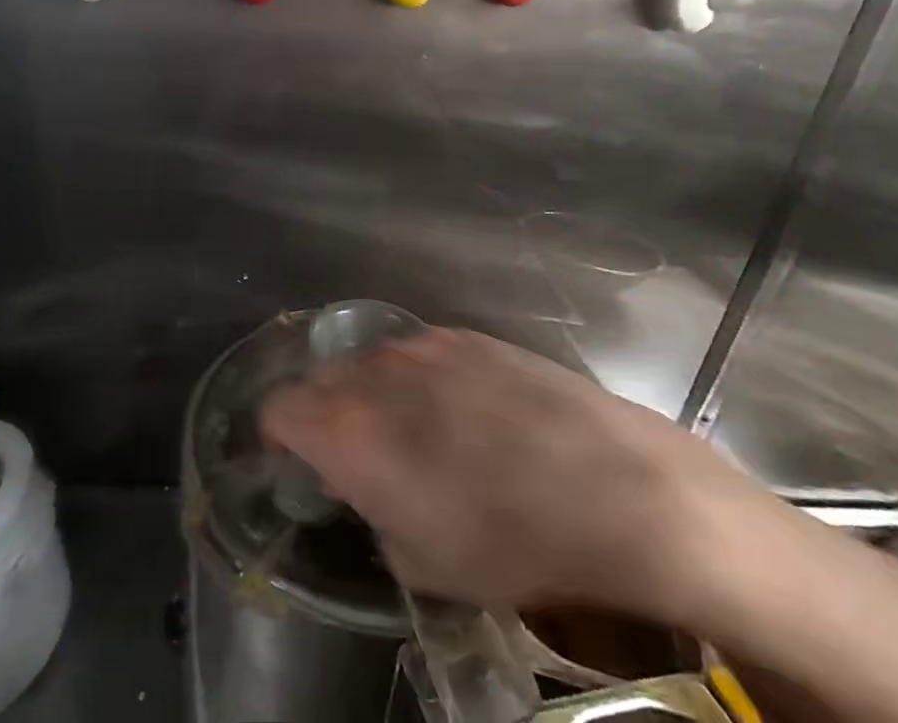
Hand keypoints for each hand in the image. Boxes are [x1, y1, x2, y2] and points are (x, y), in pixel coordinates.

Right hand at [259, 327, 784, 627]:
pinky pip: (424, 354)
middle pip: (322, 378)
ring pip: (373, 362)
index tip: (302, 464)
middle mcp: (379, 371)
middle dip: (326, 414)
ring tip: (415, 431)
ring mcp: (431, 346)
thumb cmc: (511, 541)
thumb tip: (369, 485)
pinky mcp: (477, 337)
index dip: (281, 437)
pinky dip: (421, 378)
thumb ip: (372, 510)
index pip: (278, 408)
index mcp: (349, 428)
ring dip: (375, 395)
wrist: (619, 489)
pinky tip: (464, 410)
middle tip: (358, 455)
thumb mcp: (419, 560)